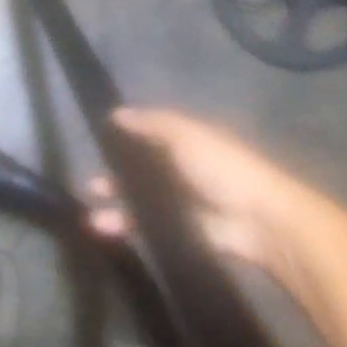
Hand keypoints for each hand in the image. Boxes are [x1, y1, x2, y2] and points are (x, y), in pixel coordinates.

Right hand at [88, 108, 307, 269]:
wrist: (255, 219)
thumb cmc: (221, 168)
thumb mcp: (186, 136)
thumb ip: (152, 124)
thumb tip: (116, 114)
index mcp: (187, 143)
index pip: (151, 138)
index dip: (126, 141)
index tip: (98, 145)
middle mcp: (182, 172)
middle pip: (143, 174)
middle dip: (116, 180)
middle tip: (91, 187)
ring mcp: (181, 204)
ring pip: (141, 204)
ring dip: (117, 208)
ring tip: (92, 217)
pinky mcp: (181, 231)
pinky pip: (148, 228)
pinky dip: (126, 228)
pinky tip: (105, 230)